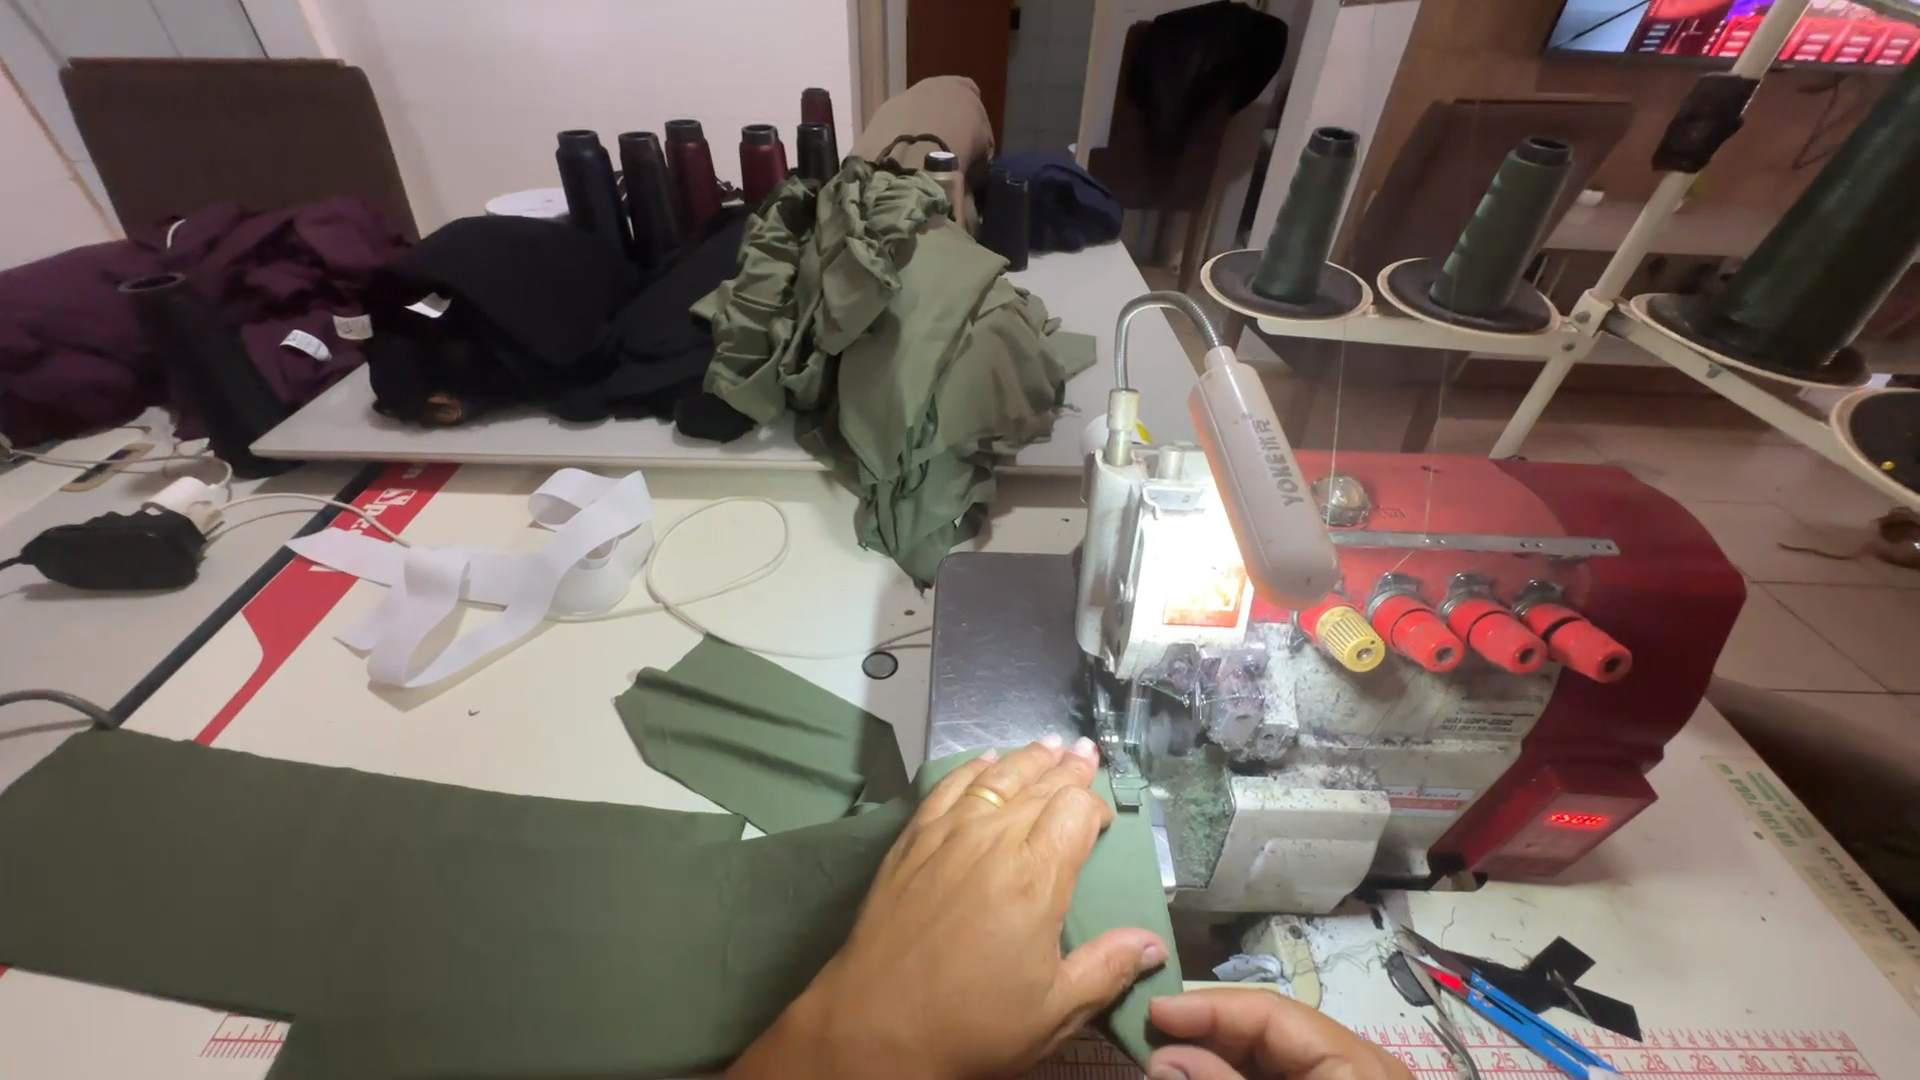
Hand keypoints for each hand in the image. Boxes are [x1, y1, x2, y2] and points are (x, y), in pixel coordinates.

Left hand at [728, 736, 1169, 1079]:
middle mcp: (995, 838)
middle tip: (1087, 751)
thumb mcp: (1053, 1011)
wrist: (876, 1024)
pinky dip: (974, 768)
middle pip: (1041, 786)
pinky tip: (987, 760)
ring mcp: (950, 831)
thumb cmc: (973, 1023)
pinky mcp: (916, 836)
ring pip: (999, 777)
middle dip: (1070, 769)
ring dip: (1029, 758)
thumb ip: (1107, 969)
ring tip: (1050, 744)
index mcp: (1037, 876)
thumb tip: (1153, 943)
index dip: (1097, 807)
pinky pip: (950, 786)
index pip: (1077, 812)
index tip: (1104, 820)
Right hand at [1146, 990, 1414, 1079]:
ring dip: (1209, 1059)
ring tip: (1162, 1061)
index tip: (1153, 1009)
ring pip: (1259, 1059)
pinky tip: (1195, 1076)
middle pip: (1262, 1032)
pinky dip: (1228, 1078)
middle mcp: (1348, 1066)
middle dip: (1203, 1034)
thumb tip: (1160, 1056)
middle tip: (1147, 1038)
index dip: (1207, 1005)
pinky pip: (1267, 1079)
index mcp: (1355, 1062)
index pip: (1268, 1010)